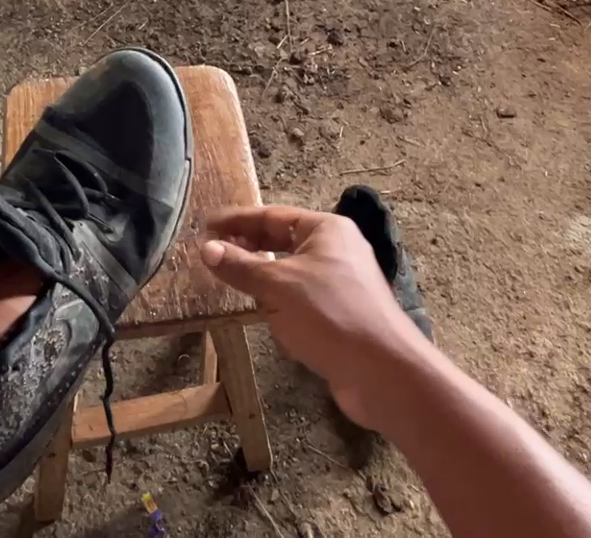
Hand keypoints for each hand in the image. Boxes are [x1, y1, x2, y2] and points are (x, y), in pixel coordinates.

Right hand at [201, 206, 433, 429]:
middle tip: (210, 250)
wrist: (384, 373)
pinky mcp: (339, 313)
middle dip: (247, 246)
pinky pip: (298, 296)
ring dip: (260, 274)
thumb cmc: (331, 315)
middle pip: (281, 240)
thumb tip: (206, 249)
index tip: (206, 224)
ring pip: (289, 270)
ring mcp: (339, 282)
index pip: (272, 216)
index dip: (237, 221)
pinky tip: (258, 309)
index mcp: (326, 229)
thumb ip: (242, 267)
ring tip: (226, 276)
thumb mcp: (279, 286)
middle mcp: (335, 249)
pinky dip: (276, 298)